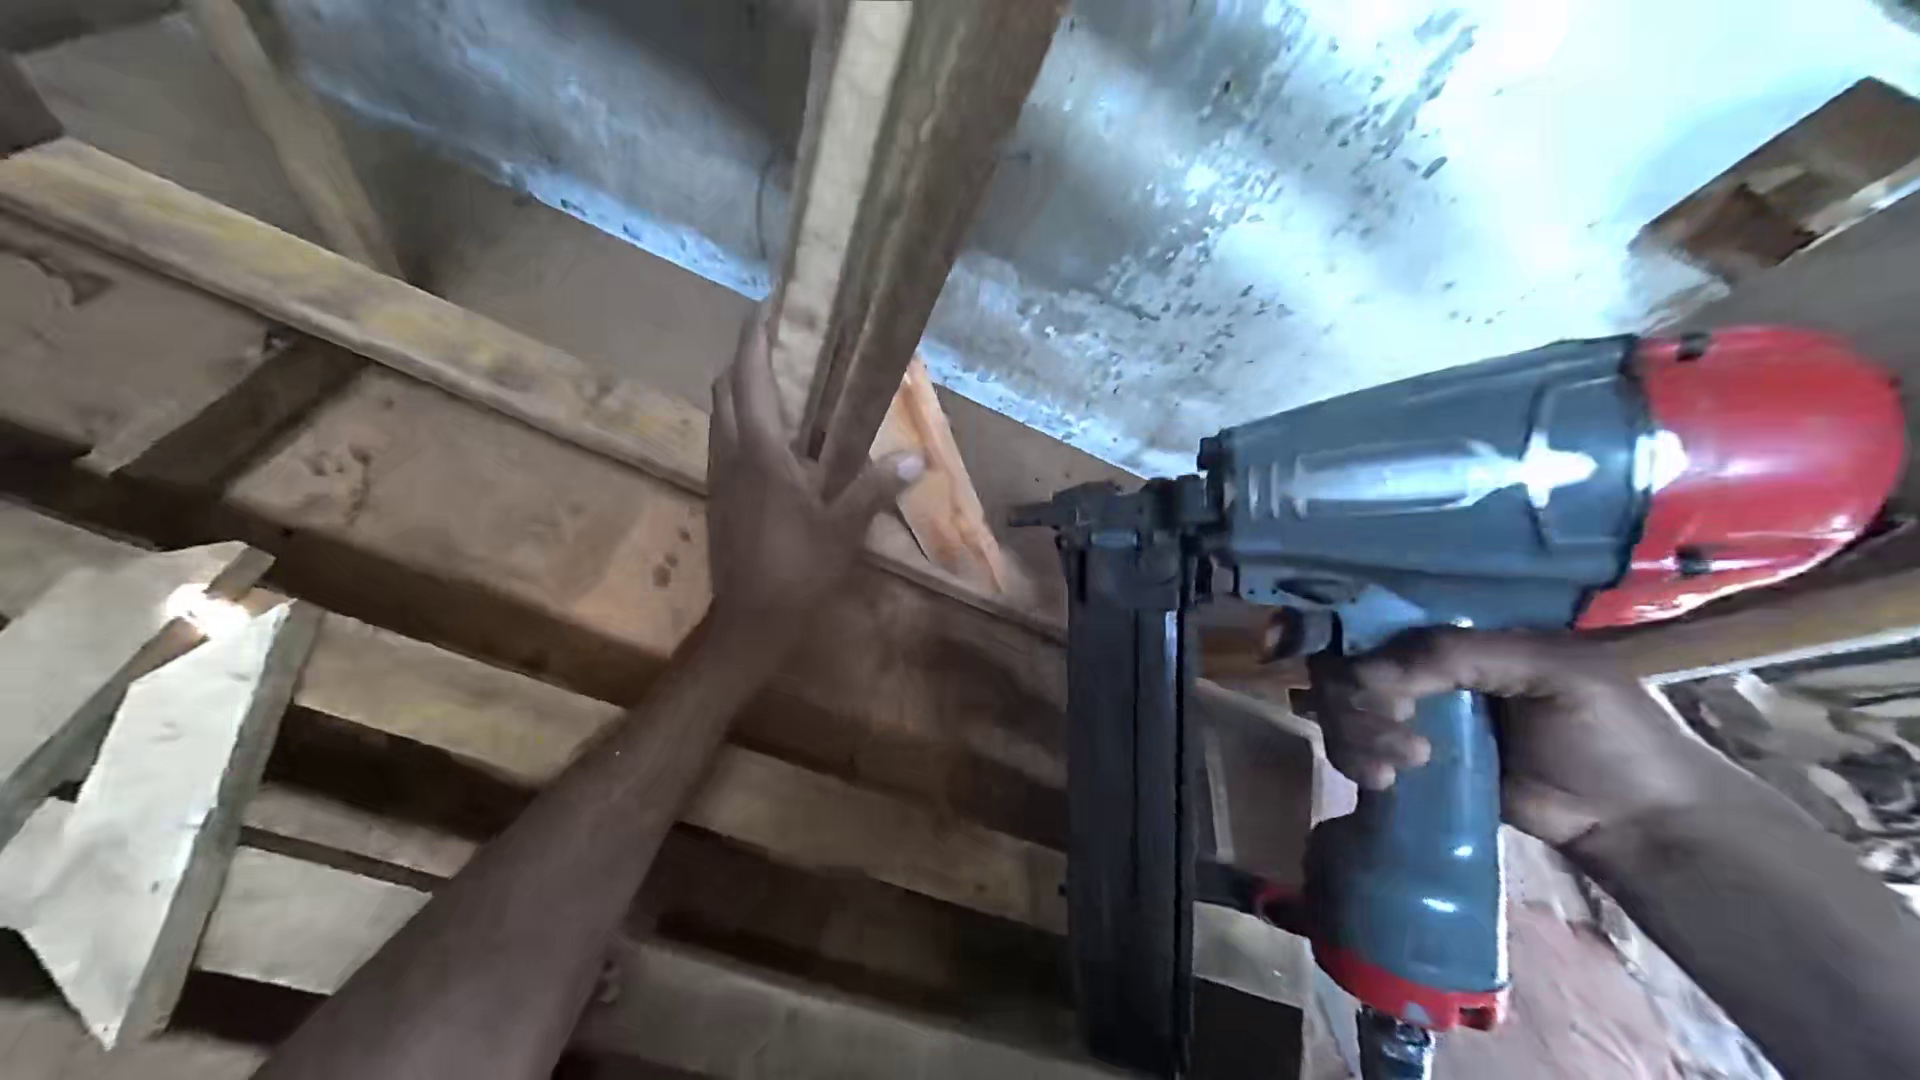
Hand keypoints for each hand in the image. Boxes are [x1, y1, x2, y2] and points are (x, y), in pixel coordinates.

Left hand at [705, 313, 923, 640]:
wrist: (751, 618)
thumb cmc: (798, 569)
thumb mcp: (844, 528)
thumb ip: (877, 487)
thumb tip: (916, 457)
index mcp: (760, 453)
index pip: (749, 377)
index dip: (755, 336)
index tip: (770, 304)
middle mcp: (731, 453)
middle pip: (725, 387)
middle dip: (746, 357)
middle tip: (782, 344)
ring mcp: (719, 475)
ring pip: (719, 413)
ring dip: (740, 388)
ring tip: (780, 383)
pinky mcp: (718, 494)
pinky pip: (723, 439)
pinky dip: (741, 419)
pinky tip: (773, 438)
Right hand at [1311, 629, 1724, 846]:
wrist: (1636, 825)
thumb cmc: (1611, 734)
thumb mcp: (1551, 672)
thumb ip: (1458, 656)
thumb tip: (1367, 673)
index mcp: (1452, 633)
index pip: (1374, 620)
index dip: (1351, 642)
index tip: (1368, 682)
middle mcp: (1417, 667)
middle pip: (1343, 665)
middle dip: (1356, 701)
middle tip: (1401, 730)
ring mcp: (1406, 713)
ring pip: (1338, 705)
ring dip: (1356, 733)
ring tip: (1404, 765)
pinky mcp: (1399, 757)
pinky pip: (1349, 746)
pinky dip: (1353, 759)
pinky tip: (1384, 781)